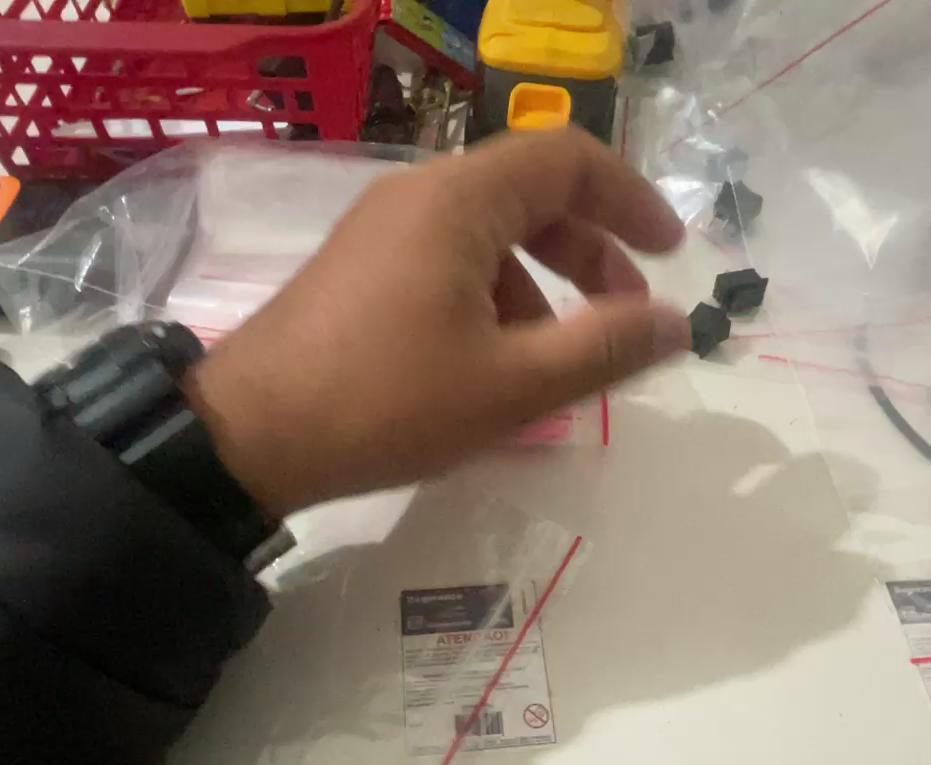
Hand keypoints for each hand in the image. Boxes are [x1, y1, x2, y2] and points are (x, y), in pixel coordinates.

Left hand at [185, 128, 689, 516]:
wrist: (251, 438)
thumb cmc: (389, 405)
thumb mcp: (512, 386)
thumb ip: (604, 350)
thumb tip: (680, 323)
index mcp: (459, 201)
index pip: (568, 160)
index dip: (631, 201)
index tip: (669, 255)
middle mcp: (419, 197)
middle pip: (529, 200)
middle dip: (589, 258)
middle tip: (623, 320)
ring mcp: (381, 233)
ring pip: (488, 241)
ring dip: (539, 292)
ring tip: (552, 365)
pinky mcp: (360, 273)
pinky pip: (447, 269)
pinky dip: (490, 306)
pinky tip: (489, 368)